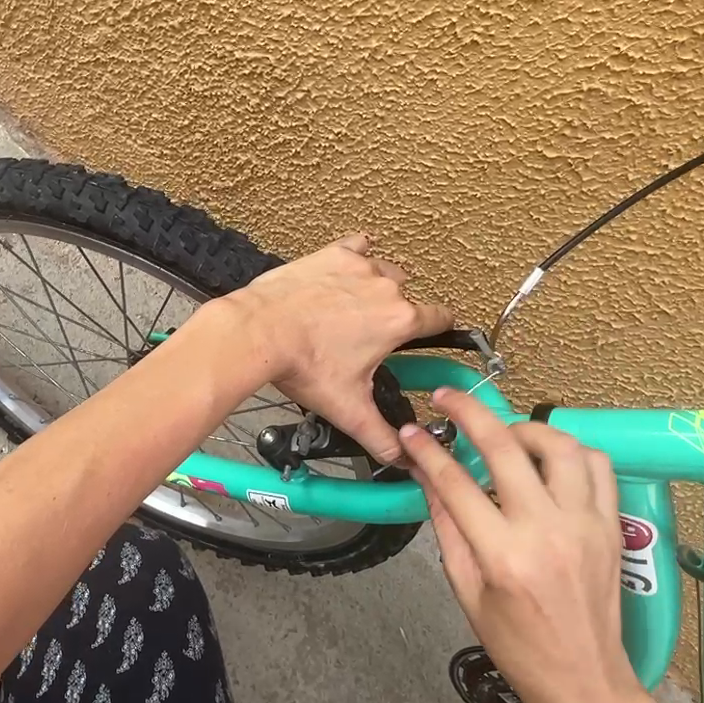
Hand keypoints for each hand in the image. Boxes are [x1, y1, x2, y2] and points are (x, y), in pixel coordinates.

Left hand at [214, 234, 450, 463]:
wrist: (260, 331)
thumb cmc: (303, 365)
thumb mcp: (348, 408)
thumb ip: (380, 436)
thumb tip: (399, 457)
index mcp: (399, 321)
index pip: (440, 317)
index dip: (443, 325)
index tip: (440, 329)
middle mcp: (385, 287)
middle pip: (406, 295)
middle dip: (395, 312)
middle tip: (374, 332)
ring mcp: (357, 266)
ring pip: (382, 271)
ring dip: (376, 285)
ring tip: (356, 304)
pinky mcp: (330, 254)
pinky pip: (356, 244)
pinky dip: (357, 252)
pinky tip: (351, 260)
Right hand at [400, 391, 684, 702]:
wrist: (584, 682)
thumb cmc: (517, 645)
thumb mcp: (465, 589)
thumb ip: (447, 526)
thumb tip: (426, 475)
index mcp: (504, 556)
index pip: (455, 483)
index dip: (426, 450)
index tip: (410, 431)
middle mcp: (547, 532)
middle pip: (504, 447)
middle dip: (469, 412)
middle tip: (448, 398)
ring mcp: (585, 525)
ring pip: (559, 446)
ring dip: (525, 427)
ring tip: (503, 433)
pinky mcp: (610, 527)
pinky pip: (598, 467)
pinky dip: (570, 450)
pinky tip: (546, 457)